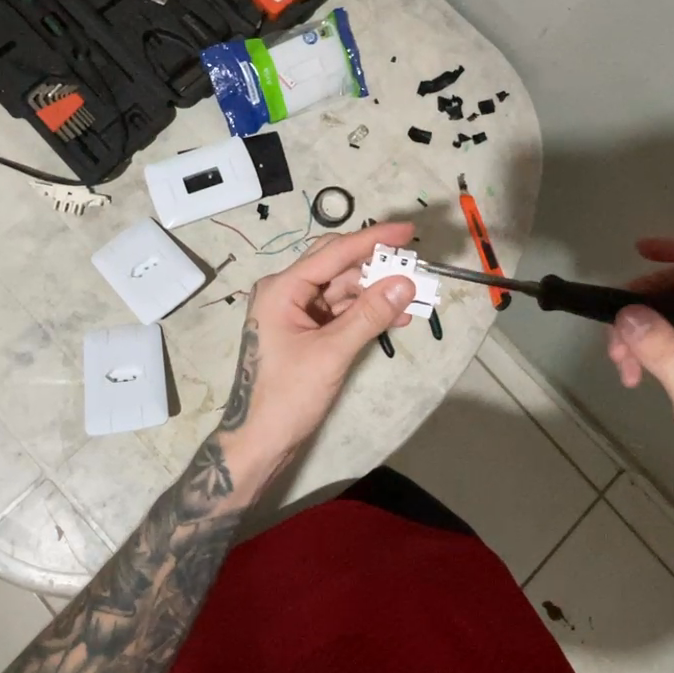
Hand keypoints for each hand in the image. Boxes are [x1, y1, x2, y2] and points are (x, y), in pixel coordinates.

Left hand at [213, 222, 417, 485]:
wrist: (260, 441)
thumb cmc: (287, 396)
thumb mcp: (332, 353)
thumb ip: (369, 315)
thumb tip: (406, 283)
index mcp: (281, 288)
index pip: (333, 253)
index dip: (372, 240)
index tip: (407, 231)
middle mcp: (286, 292)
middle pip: (337, 266)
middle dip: (375, 265)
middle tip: (413, 263)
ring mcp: (295, 312)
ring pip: (342, 289)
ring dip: (375, 292)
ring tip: (413, 295)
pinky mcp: (306, 331)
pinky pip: (340, 311)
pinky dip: (366, 312)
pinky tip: (396, 316)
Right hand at [607, 238, 673, 497]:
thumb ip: (663, 351)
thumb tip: (626, 311)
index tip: (639, 251)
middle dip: (642, 302)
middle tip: (613, 333)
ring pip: (670, 315)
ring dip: (637, 330)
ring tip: (619, 365)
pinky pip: (667, 339)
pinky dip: (643, 350)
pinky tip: (629, 377)